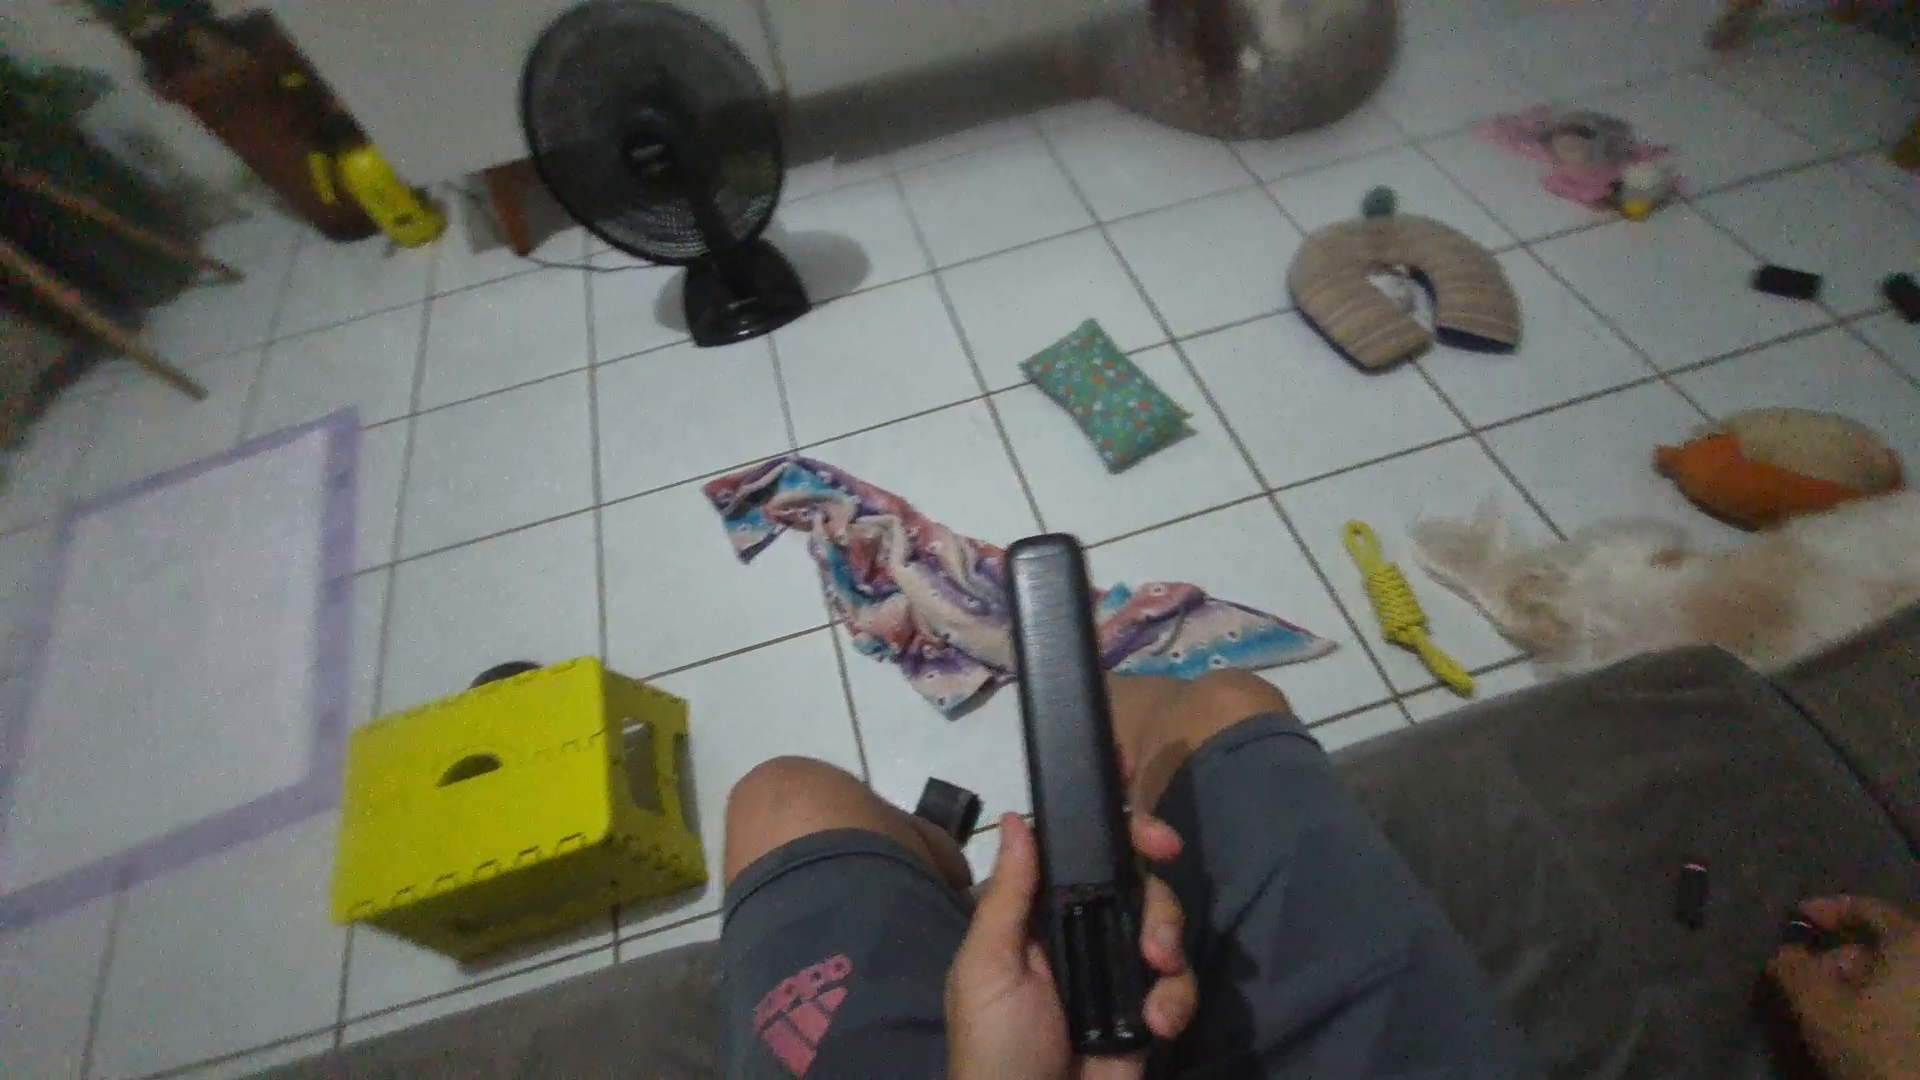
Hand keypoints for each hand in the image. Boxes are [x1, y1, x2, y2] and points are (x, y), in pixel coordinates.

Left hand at [945, 812, 1197, 1079]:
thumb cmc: (995, 1041)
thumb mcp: (988, 963)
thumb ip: (1009, 892)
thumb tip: (1017, 817)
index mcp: (1040, 905)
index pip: (1074, 843)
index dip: (1101, 810)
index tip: (1126, 774)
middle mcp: (1082, 921)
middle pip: (1128, 865)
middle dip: (1152, 849)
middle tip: (1168, 847)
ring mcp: (1117, 962)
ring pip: (1160, 913)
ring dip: (1168, 927)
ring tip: (1157, 962)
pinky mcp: (1147, 1006)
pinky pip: (1177, 980)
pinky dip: (1177, 994)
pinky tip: (1158, 1020)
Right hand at [1767, 896, 1919, 1079]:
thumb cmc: (1875, 1043)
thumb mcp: (1814, 1001)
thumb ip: (1790, 964)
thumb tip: (1785, 950)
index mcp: (1915, 947)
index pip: (1870, 908)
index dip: (1828, 908)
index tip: (1797, 919)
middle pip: (1891, 943)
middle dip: (1845, 952)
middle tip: (1813, 971)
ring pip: (1905, 974)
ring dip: (1868, 979)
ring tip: (1837, 1001)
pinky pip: (1913, 998)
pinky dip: (1891, 1001)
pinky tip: (1867, 1021)